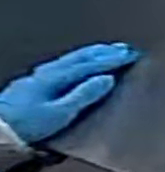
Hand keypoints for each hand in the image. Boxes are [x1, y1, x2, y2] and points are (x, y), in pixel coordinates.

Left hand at [0, 43, 140, 143]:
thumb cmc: (28, 124)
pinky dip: (71, 62)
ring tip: (104, 50)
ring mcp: (32, 80)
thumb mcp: (61, 112)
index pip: (87, 67)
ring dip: (86, 55)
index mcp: (52, 80)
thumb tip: (107, 79)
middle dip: (100, 53)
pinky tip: (75, 64)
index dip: (110, 60)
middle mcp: (42, 76)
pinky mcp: (26, 86)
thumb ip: (84, 95)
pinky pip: (55, 68)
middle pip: (74, 60)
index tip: (132, 54)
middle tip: (122, 47)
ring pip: (64, 62)